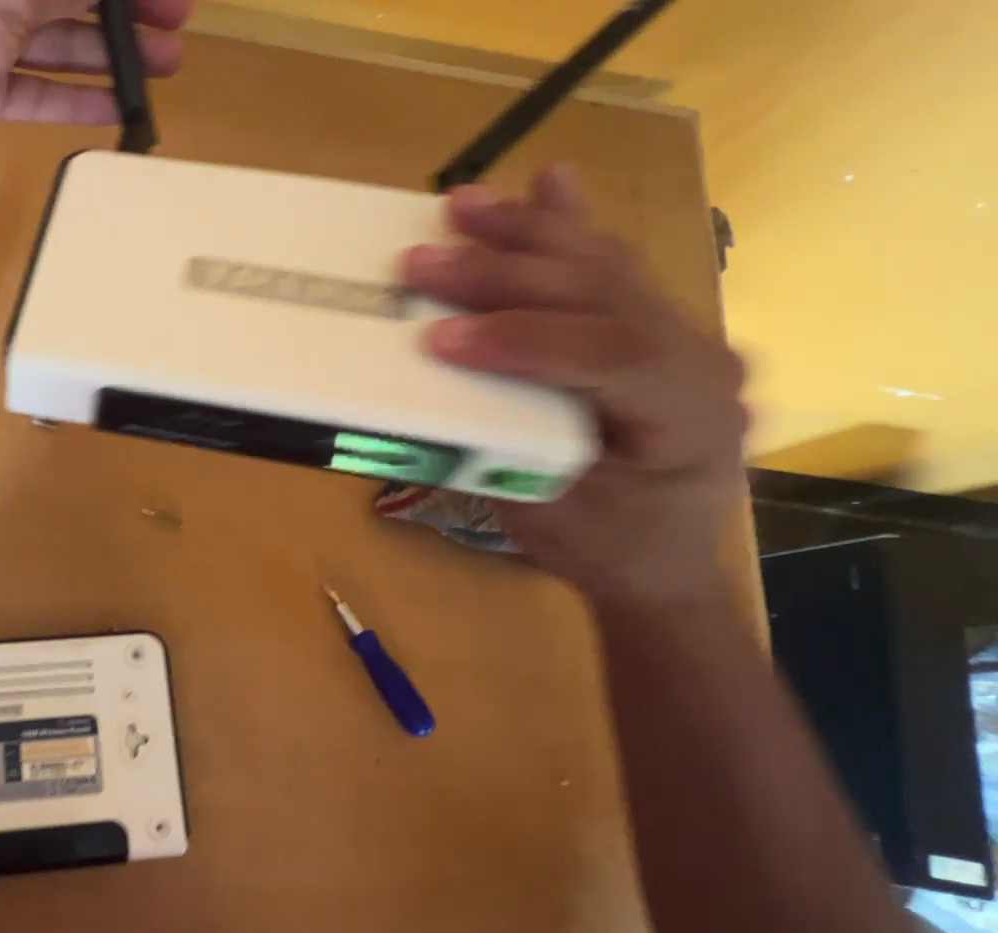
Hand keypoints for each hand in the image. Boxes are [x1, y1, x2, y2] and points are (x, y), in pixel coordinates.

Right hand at [402, 167, 750, 605]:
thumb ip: (507, 447)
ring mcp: (683, 336)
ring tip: (460, 205)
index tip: (441, 338)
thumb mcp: (550, 516)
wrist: (664, 563)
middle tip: (420, 261)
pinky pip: (611, 270)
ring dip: (527, 233)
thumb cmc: (605, 549)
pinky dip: (570, 229)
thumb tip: (437, 397)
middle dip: (505, 272)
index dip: (522, 340)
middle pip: (599, 294)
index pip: (607, 356)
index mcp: (688, 413)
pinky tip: (550, 183)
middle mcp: (700, 357)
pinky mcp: (655, 329)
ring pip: (603, 267)